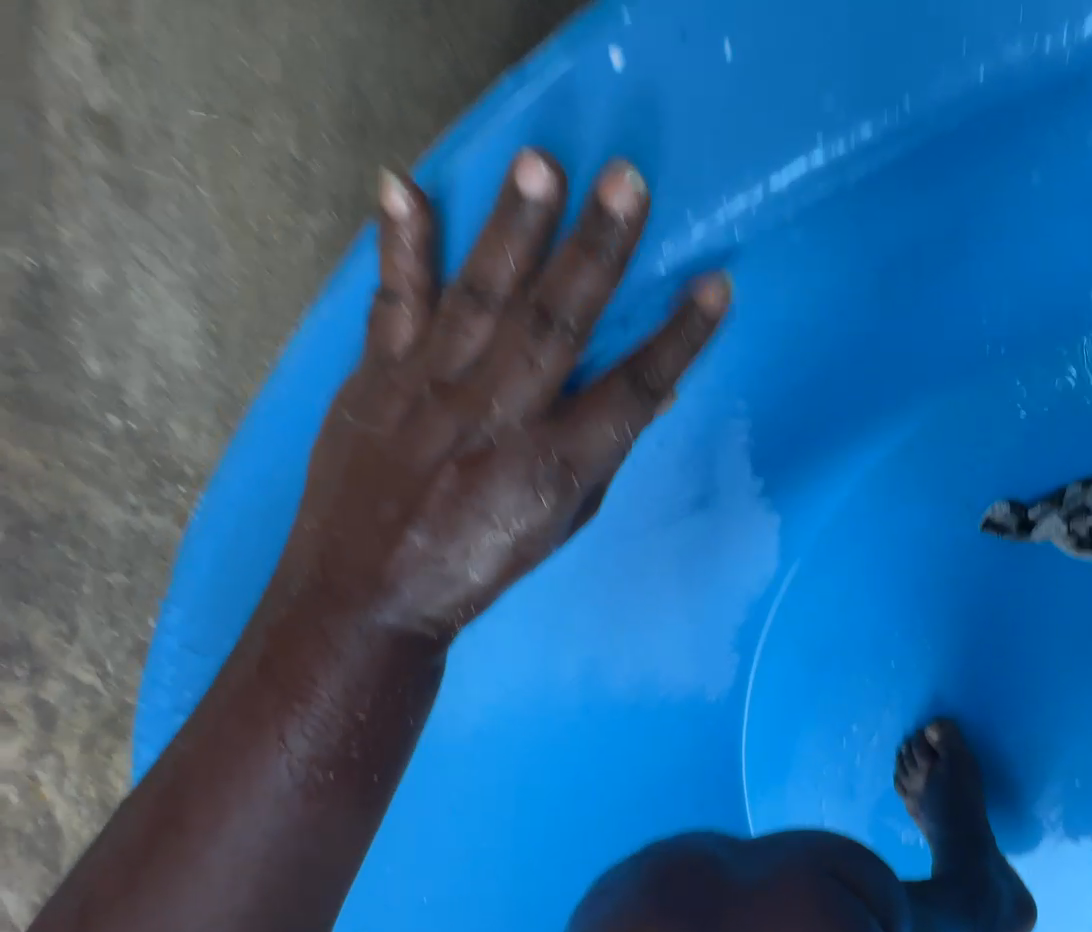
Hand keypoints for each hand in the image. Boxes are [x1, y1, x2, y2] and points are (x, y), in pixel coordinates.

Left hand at [265, 150, 730, 641]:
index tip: (717, 286)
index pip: (636, 390)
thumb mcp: (567, 517)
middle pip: (558, 324)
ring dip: (515, 229)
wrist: (364, 595)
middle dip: (597, 250)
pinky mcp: (374, 380)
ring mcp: (430, 392)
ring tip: (541, 165)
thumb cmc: (486, 561)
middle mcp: (498, 418)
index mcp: (557, 464)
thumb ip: (605, 448)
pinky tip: (405, 187)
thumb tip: (654, 392)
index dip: (681, 337)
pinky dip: (401, 245)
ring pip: (482, 298)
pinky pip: (394, 304)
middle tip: (624, 181)